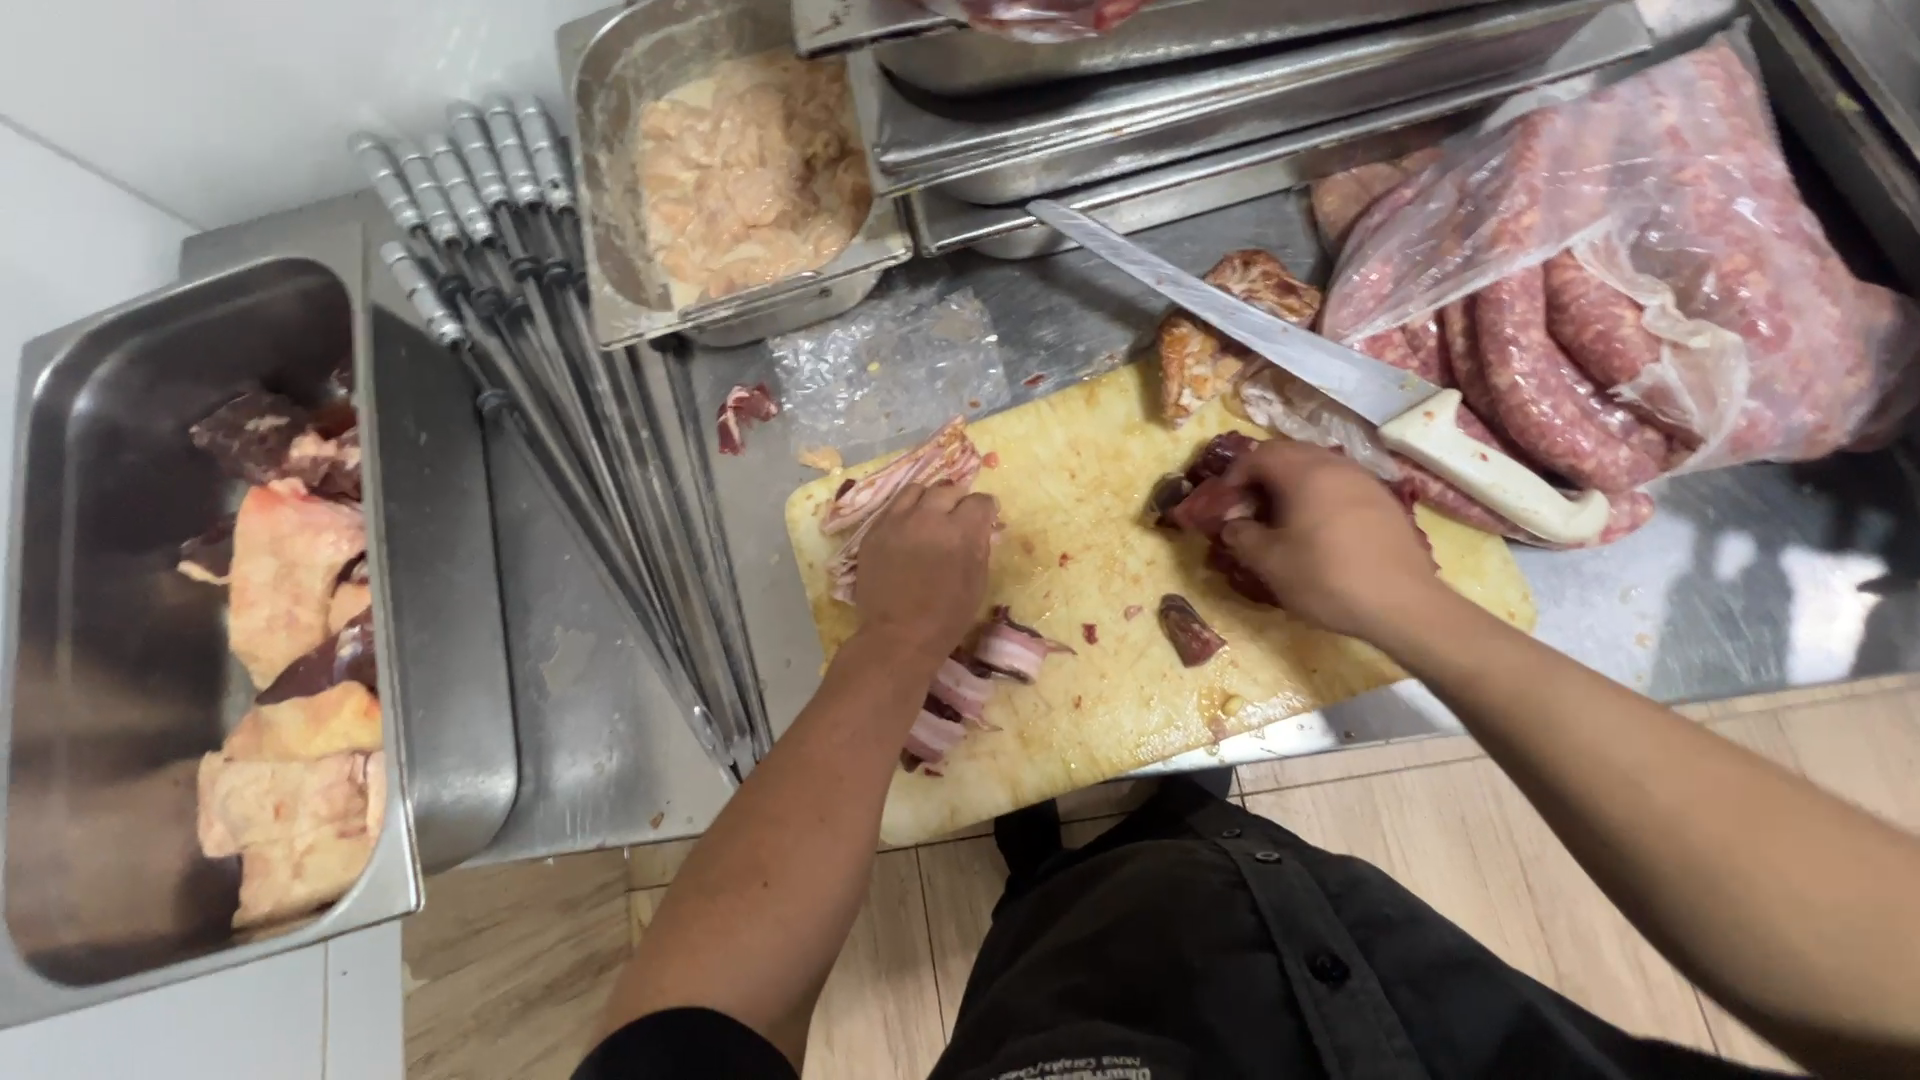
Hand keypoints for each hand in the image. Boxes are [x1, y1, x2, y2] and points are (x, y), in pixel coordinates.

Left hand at [853, 483, 998, 663]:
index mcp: (960, 532)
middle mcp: (928, 517)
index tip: (985, 517)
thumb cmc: (947, 617)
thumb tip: (982, 526)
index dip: (985, 508)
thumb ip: (981, 546)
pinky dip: (905, 511)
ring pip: (916, 490)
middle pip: (948, 489)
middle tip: (958, 516)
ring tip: (930, 515)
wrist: (898, 636)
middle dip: (958, 500)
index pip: (979, 501)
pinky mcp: (874, 531)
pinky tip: (908, 528)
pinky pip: (892, 507)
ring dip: (929, 499)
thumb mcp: (977, 582)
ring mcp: (897, 521)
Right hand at [1219, 440, 1449, 639]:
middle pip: (1290, 453)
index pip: (1259, 454)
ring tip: (1281, 518)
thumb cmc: (1326, 578)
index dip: (1235, 474)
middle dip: (1262, 475)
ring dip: (1292, 484)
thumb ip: (1242, 536)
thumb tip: (1232, 525)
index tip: (1225, 502)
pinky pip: (1341, 485)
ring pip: (1318, 468)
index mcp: (1304, 473)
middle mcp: (1337, 466)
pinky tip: (1318, 529)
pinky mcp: (1384, 501)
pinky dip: (1319, 496)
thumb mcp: (1269, 563)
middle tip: (1249, 506)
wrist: (1402, 604)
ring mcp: (1365, 481)